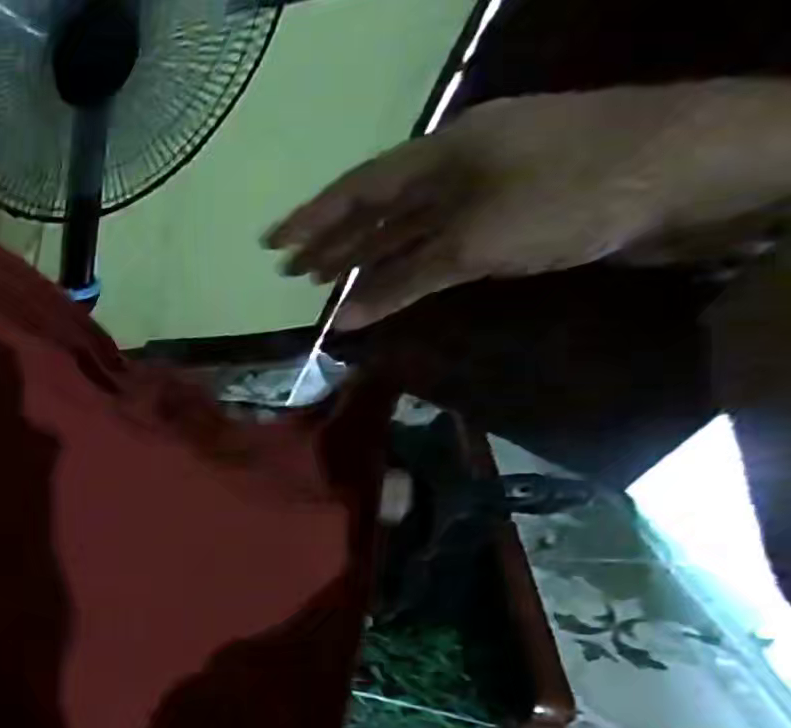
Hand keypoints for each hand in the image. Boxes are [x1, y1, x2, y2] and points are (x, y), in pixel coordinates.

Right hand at [265, 80, 790, 329]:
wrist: (713, 169)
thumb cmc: (576, 192)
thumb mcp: (475, 242)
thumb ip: (402, 281)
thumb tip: (339, 321)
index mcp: (449, 150)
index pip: (359, 187)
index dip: (311, 218)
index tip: (270, 247)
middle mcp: (467, 161)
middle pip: (383, 204)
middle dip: (336, 240)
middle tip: (294, 274)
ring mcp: (499, 182)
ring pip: (416, 223)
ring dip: (371, 254)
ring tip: (328, 284)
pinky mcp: (528, 207)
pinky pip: (448, 237)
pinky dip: (415, 263)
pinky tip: (390, 285)